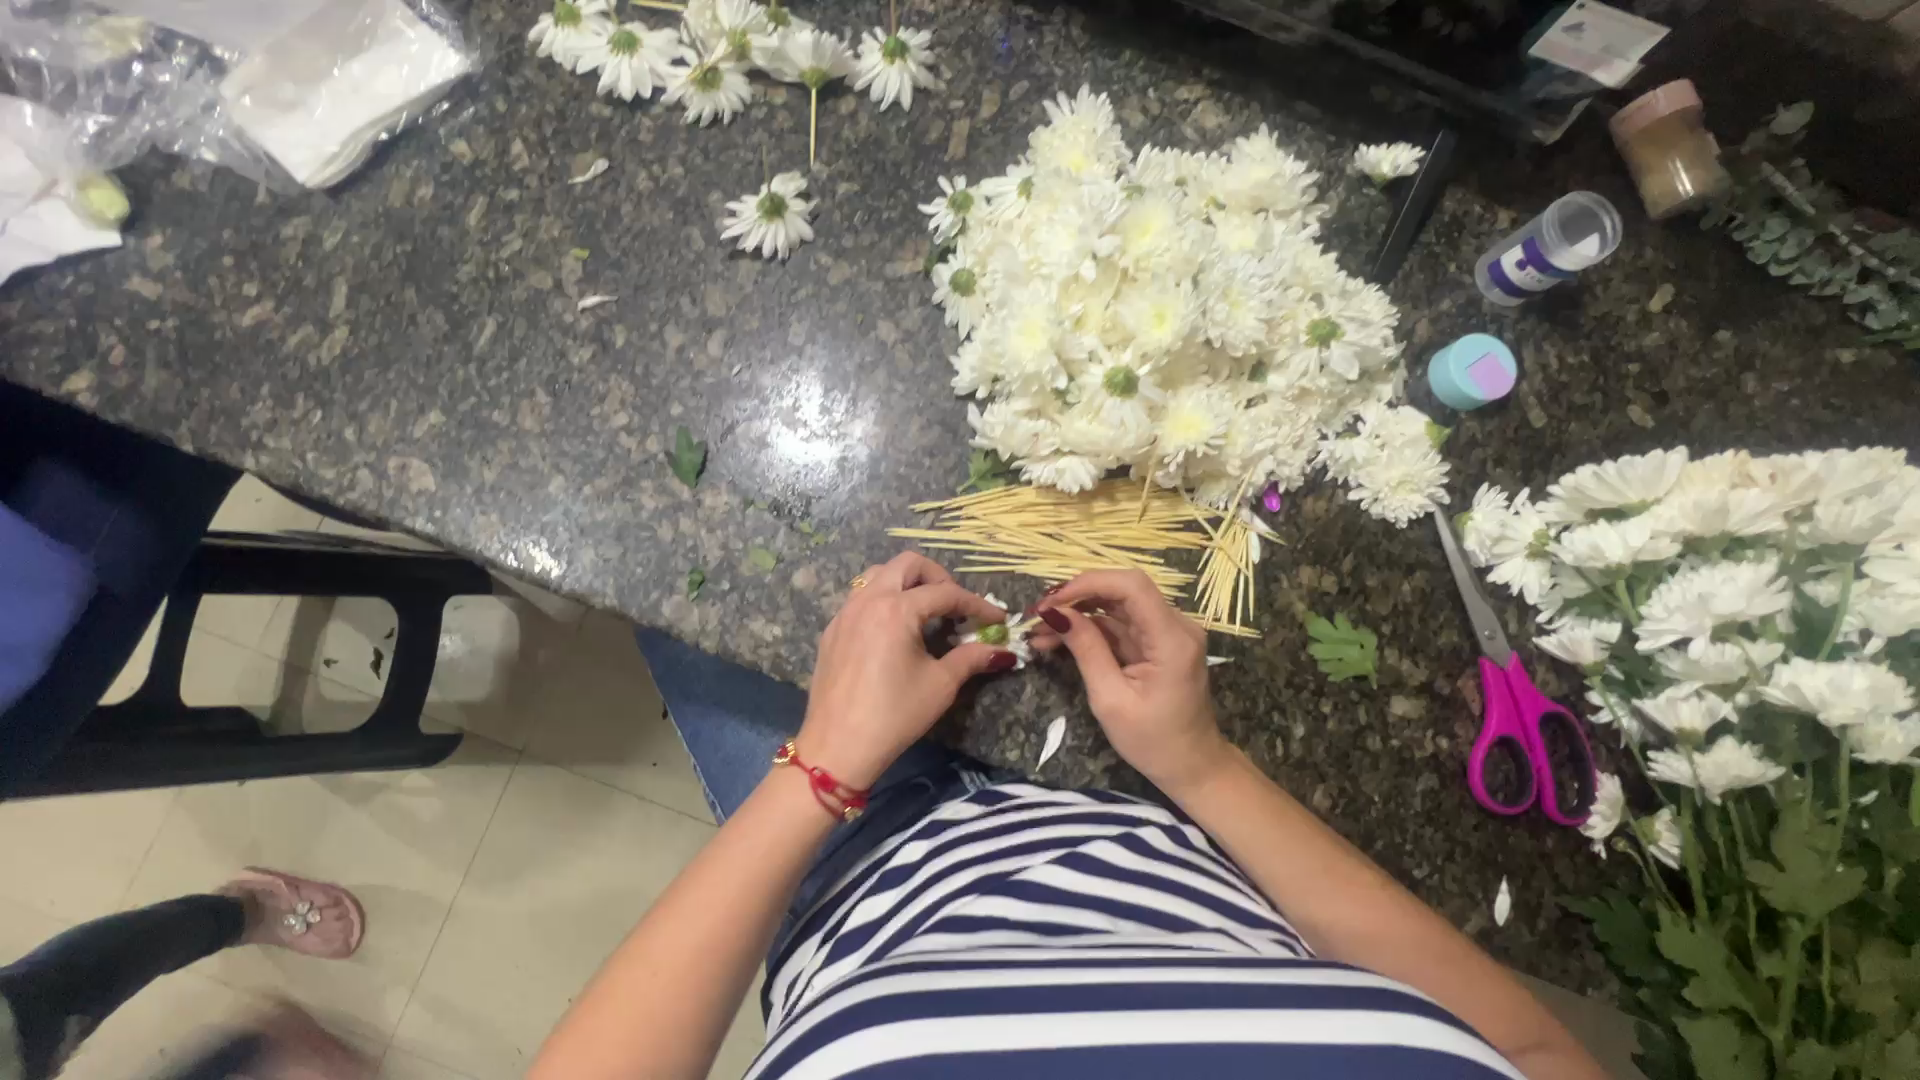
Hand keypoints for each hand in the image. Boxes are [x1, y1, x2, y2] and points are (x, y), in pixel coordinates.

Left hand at [796, 552, 1017, 789]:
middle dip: (937, 578)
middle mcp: (868, 600)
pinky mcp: (832, 630)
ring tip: (925, 613)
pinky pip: (861, 598)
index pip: (945, 593)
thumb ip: (972, 658)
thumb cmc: (894, 715)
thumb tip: (1003, 651)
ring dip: (907, 584)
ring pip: (879, 575)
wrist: (837, 746)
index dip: (976, 605)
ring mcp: (845, 613)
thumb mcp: (940, 685)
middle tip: (955, 605)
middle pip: (907, 564)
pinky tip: (895, 631)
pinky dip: (884, 600)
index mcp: (897, 609)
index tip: (997, 620)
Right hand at [1028, 570, 1229, 794]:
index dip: (1088, 584)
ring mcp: (1168, 632)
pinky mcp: (1158, 642)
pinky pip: (1121, 624)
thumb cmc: (1153, 742)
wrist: (1190, 766)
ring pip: (1117, 605)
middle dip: (1077, 597)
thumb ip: (1086, 649)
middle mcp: (1176, 626)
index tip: (1051, 601)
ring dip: (1078, 613)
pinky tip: (1059, 638)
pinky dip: (1090, 628)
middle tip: (1038, 616)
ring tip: (1040, 631)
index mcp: (1172, 639)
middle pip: (1123, 590)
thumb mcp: (1111, 699)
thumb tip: (1055, 613)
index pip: (1131, 586)